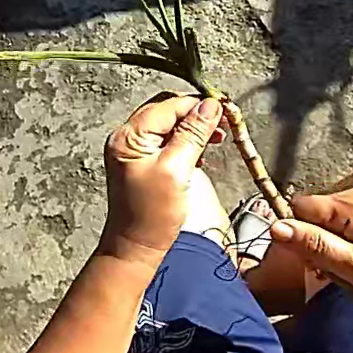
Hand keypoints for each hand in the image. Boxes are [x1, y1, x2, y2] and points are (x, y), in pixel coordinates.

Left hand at [100, 94, 225, 262]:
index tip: (225, 110)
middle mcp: (126, 137)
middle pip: (167, 110)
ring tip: (216, 137)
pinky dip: (184, 140)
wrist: (136, 247)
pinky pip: (165, 140)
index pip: (168, 105)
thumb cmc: (153, 215)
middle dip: (196, 114)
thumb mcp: (178, 170)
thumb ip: (193, 134)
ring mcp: (132, 149)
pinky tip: (200, 149)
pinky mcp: (140, 161)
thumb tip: (211, 106)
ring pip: (168, 124)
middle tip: (223, 123)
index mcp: (129, 136)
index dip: (198, 105)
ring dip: (193, 127)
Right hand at [269, 188, 352, 314]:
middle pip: (311, 219)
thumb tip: (276, 227)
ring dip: (333, 257)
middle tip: (338, 275)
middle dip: (316, 249)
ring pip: (326, 230)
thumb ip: (314, 245)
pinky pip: (343, 235)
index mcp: (350, 206)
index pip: (298, 209)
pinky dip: (347, 256)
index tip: (312, 262)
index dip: (296, 236)